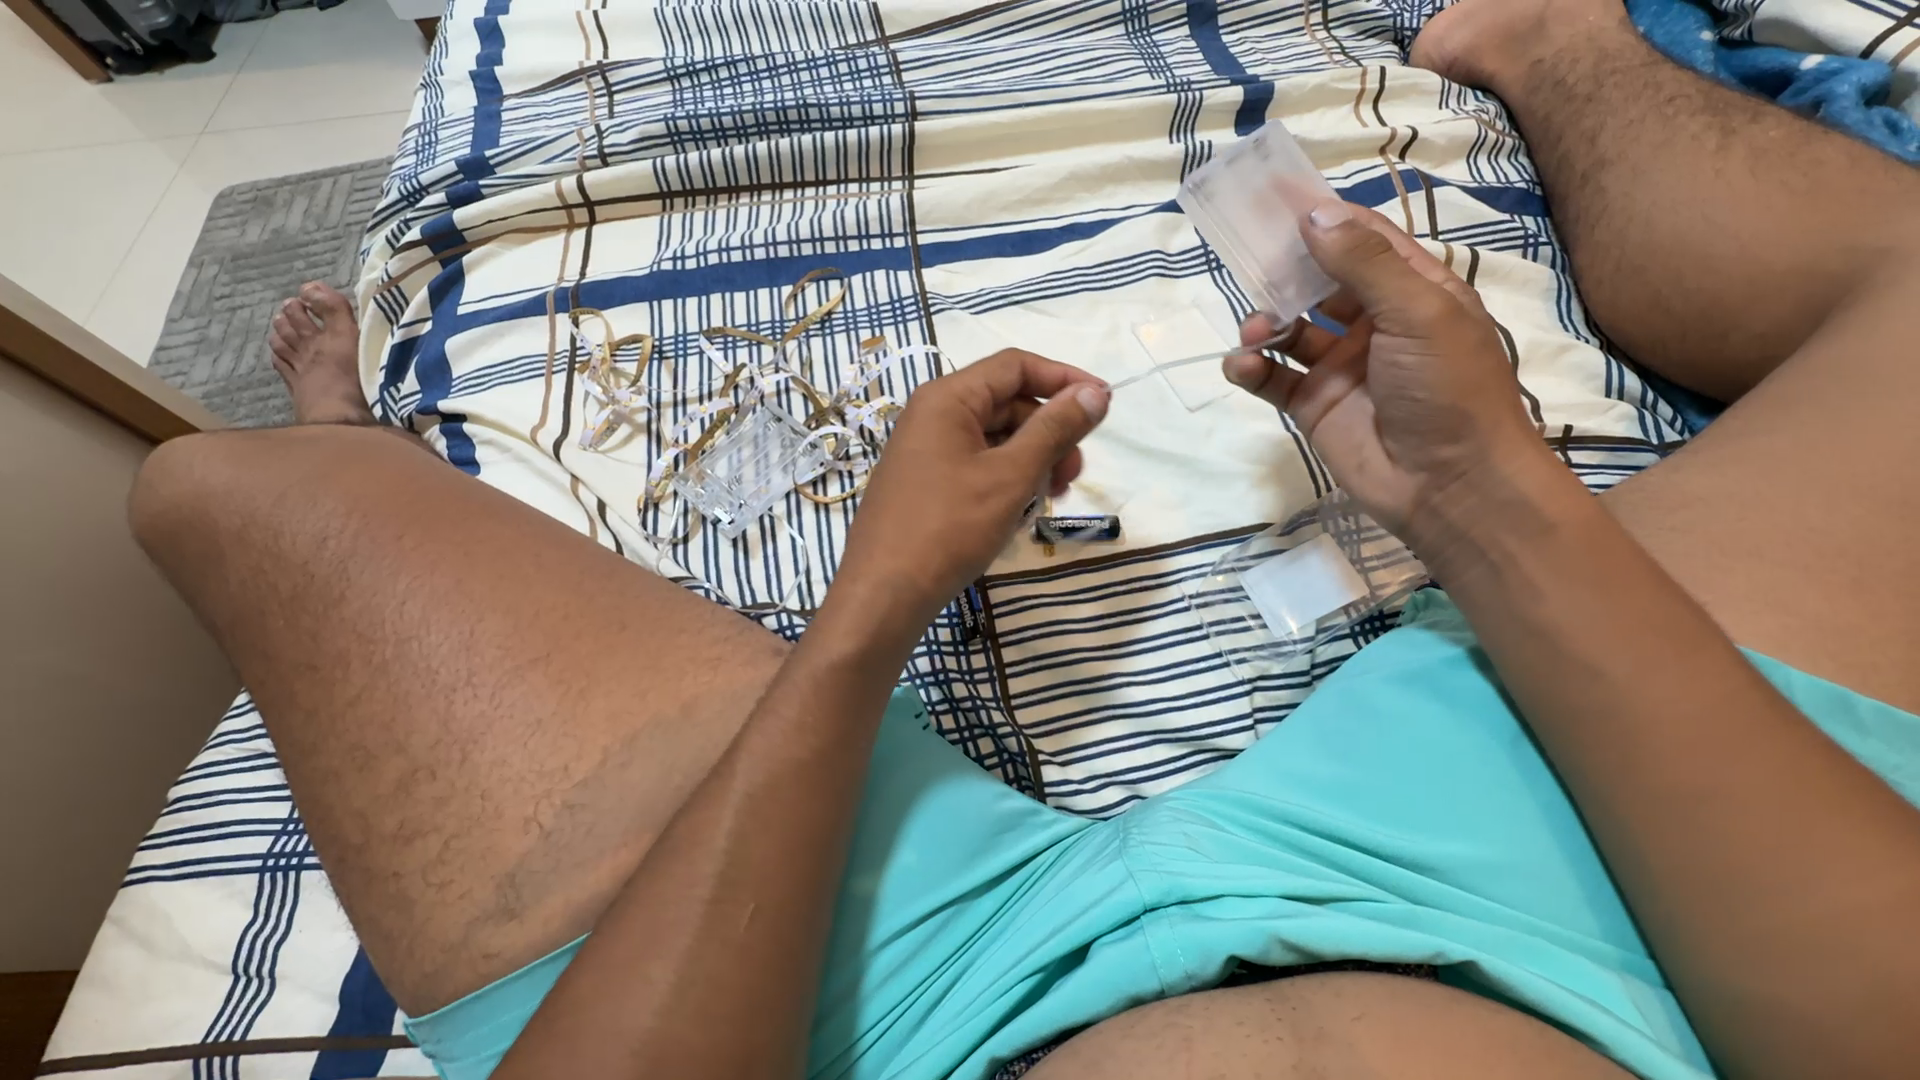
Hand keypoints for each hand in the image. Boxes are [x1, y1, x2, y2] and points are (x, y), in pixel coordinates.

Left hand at [827, 349, 1109, 640]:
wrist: (885, 592)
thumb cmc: (949, 527)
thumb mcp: (1011, 476)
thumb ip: (1055, 430)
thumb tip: (1095, 393)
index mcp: (948, 399)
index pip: (1015, 366)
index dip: (1063, 379)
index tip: (1103, 406)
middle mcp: (932, 415)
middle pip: (1006, 404)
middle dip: (1049, 433)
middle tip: (1074, 475)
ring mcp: (925, 451)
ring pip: (994, 440)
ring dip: (1031, 461)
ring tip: (1049, 499)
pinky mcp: (925, 484)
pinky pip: (976, 466)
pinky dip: (1005, 481)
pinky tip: (1019, 513)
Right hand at [1223, 201, 1555, 548]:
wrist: (1450, 484)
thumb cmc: (1449, 388)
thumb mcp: (1418, 312)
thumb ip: (1363, 264)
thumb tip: (1313, 215)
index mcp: (1411, 290)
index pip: (1360, 238)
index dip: (1321, 215)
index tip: (1274, 195)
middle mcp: (1372, 322)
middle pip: (1316, 281)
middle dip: (1281, 271)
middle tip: (1243, 257)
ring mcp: (1339, 365)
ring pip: (1288, 329)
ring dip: (1265, 324)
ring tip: (1256, 333)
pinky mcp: (1312, 405)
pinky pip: (1272, 378)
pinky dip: (1252, 368)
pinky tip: (1244, 366)